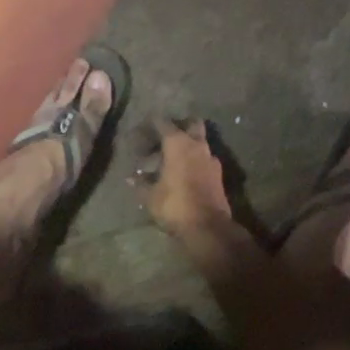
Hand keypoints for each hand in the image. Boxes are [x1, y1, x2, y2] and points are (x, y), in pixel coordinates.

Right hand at [133, 118, 232, 239]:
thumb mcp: (151, 196)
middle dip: (179, 126)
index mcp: (178, 144)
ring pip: (200, 142)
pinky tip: (184, 173)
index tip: (141, 130)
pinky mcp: (218, 175)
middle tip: (164, 137)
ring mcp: (211, 159)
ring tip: (171, 158)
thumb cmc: (175, 205)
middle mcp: (197, 145)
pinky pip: (205, 160)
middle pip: (191, 124)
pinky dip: (195, 161)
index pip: (163, 123)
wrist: (209, 227)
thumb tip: (130, 178)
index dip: (151, 124)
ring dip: (188, 145)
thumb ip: (141, 183)